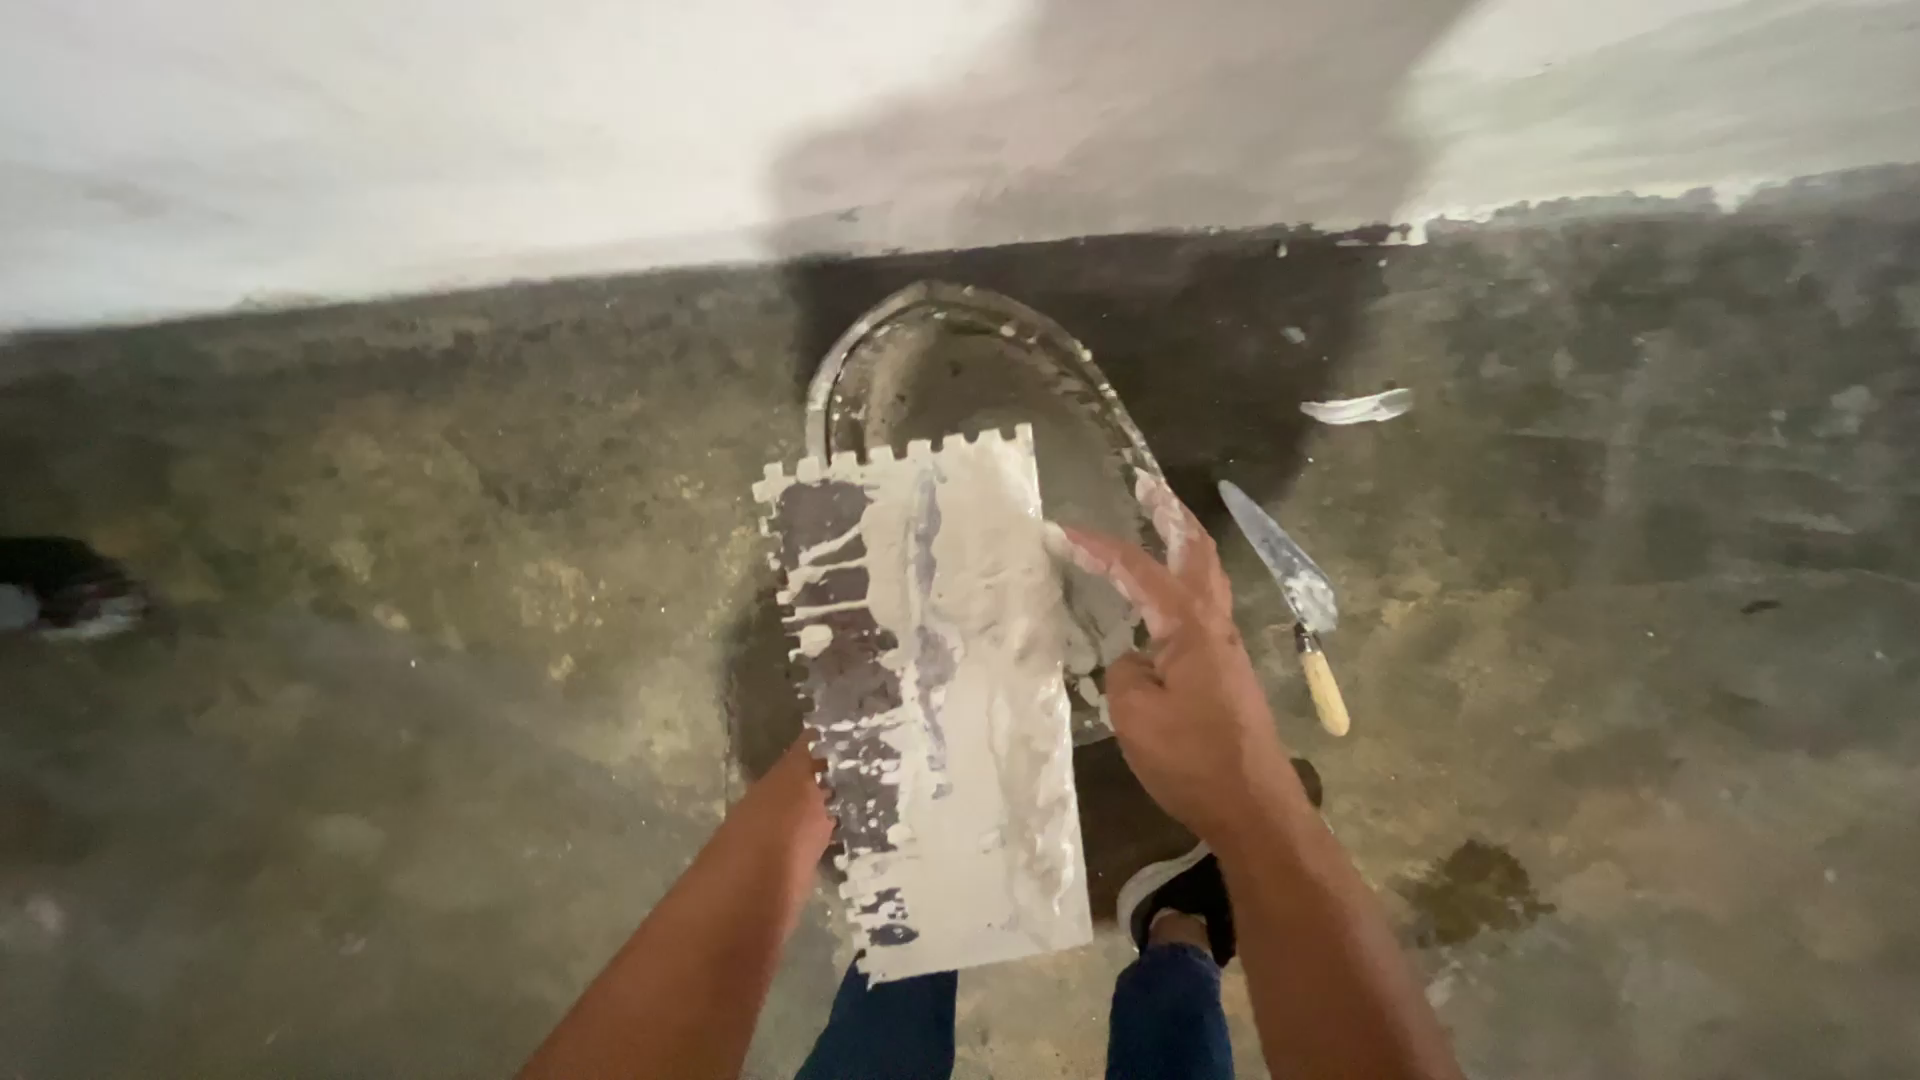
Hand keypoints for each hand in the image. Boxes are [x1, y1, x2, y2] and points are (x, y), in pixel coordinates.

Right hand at [1049, 476, 1300, 845]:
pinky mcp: (1227, 671)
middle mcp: (1215, 623)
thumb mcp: (1134, 713)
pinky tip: (1162, 597)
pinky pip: (1201, 606)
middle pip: (1197, 550)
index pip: (1139, 569)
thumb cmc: (1192, 758)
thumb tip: (1136, 659)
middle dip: (1171, 512)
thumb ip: (1124, 671)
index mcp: (1190, 625)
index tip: (1063, 529)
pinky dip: (1181, 580)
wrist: (1255, 807)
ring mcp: (1226, 647)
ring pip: (1206, 576)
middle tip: (1147, 486)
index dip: (1101, 546)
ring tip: (1157, 522)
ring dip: (1182, 542)